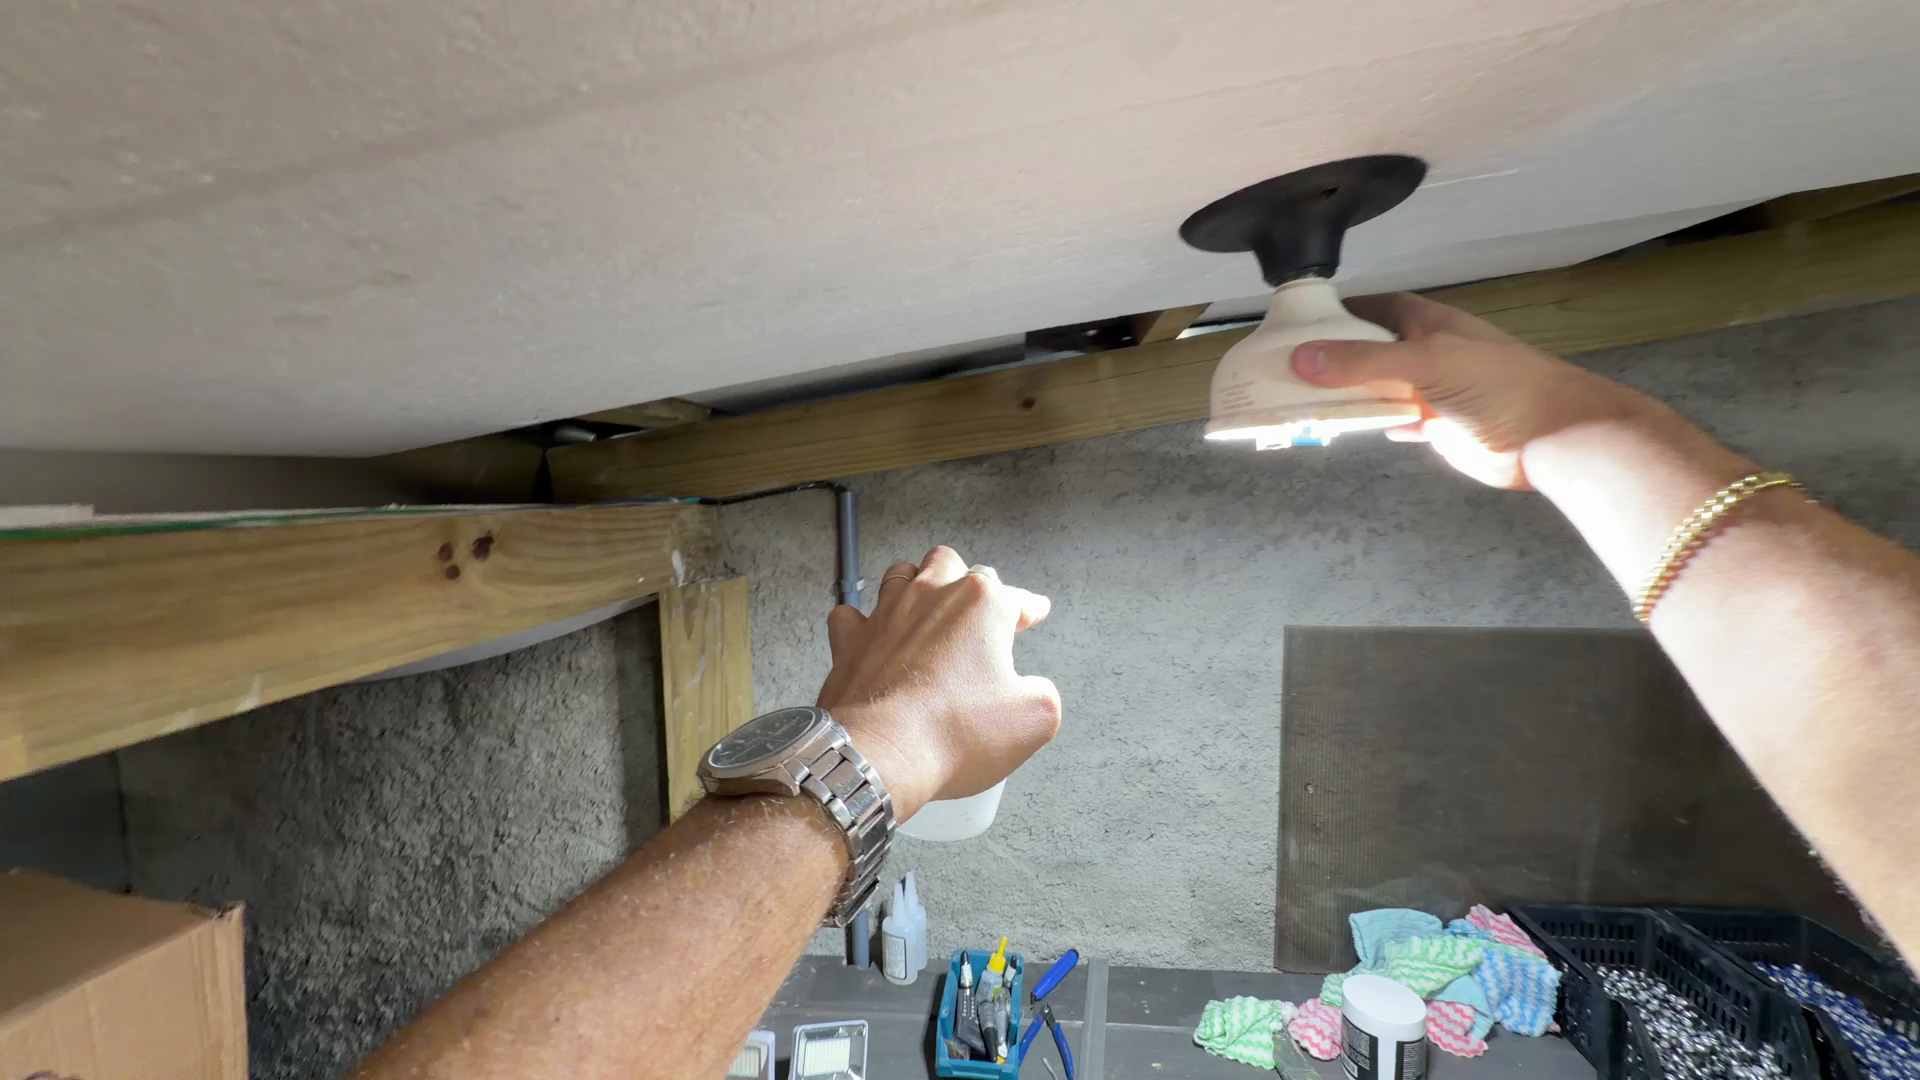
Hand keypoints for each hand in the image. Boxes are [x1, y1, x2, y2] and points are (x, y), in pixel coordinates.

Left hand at [816, 546, 1059, 820]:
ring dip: (914, 585)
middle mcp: (931, 596)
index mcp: (981, 604)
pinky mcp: (850, 641)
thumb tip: (1033, 690)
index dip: (1029, 607)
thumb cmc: (955, 733)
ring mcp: (886, 615)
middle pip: (949, 563)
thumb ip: (1042, 693)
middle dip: (963, 576)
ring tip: (923, 604)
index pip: (1016, 597)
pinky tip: (870, 636)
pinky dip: (861, 623)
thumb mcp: (1034, 719)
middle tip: (973, 602)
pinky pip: (850, 615)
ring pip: (900, 574)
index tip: (1034, 610)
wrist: (881, 754)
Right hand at [1289, 292, 1646, 488]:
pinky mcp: (1433, 424)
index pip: (1376, 307)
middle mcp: (1425, 353)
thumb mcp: (1425, 362)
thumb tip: (1299, 358)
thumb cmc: (1495, 384)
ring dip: (1345, 393)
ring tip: (1301, 400)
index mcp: (1427, 325)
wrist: (1548, 437)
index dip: (1341, 309)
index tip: (1300, 322)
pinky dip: (1367, 423)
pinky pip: (1390, 419)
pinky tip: (1343, 428)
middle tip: (1286, 368)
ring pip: (1375, 387)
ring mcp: (1429, 390)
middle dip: (1332, 356)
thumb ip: (1363, 361)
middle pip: (1368, 348)